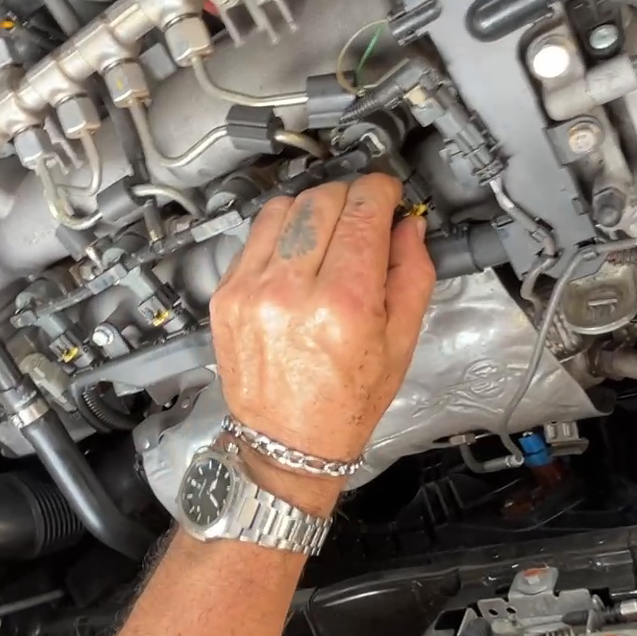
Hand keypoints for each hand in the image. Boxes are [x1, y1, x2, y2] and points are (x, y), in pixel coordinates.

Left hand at [209, 173, 435, 514]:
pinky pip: (253, 236)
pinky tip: (295, 259)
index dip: (382, 191)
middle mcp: (291, 291)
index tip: (388, 195)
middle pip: (322, 199)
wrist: (286, 444)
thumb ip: (412, 273)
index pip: (363, 209)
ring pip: (283, 207)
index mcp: (344, 304)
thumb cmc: (345, 404)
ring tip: (327, 237)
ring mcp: (250, 290)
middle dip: (350, 198)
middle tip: (363, 218)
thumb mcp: (401, 343)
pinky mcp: (224, 295)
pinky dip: (279, 235)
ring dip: (312, 210)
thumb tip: (408, 225)